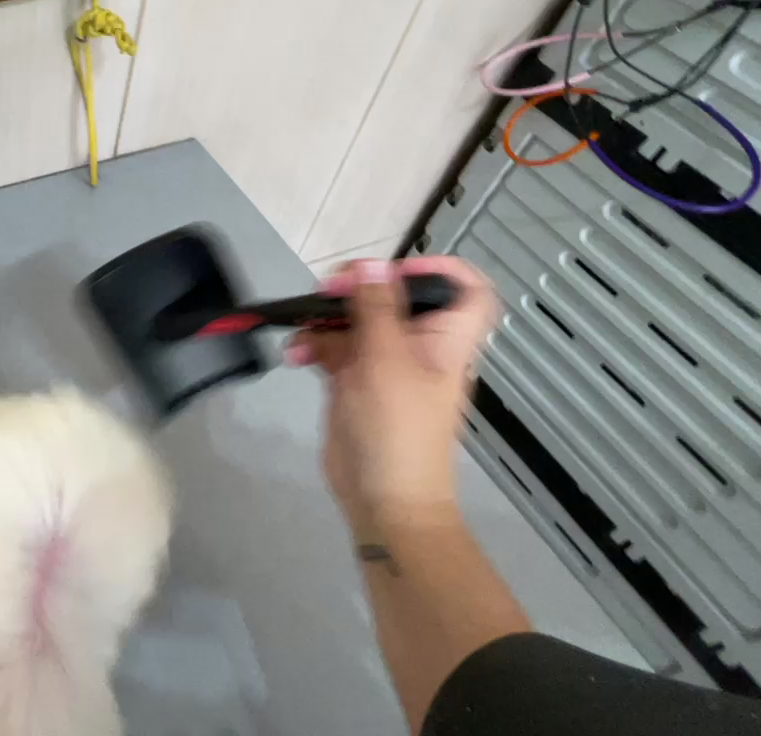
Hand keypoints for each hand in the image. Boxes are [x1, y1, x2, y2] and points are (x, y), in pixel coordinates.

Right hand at [287, 256, 498, 530]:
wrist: (382, 496)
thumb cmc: (397, 427)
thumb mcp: (386, 360)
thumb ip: (377, 309)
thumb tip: (374, 264)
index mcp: (444, 340)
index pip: (465, 291)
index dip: (436, 271)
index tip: (391, 271)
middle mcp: (416, 346)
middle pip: (393, 298)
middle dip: (356, 289)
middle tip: (327, 291)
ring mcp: (382, 363)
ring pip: (355, 320)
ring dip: (324, 320)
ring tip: (301, 328)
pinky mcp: (352, 380)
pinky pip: (331, 348)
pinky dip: (312, 346)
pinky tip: (295, 356)